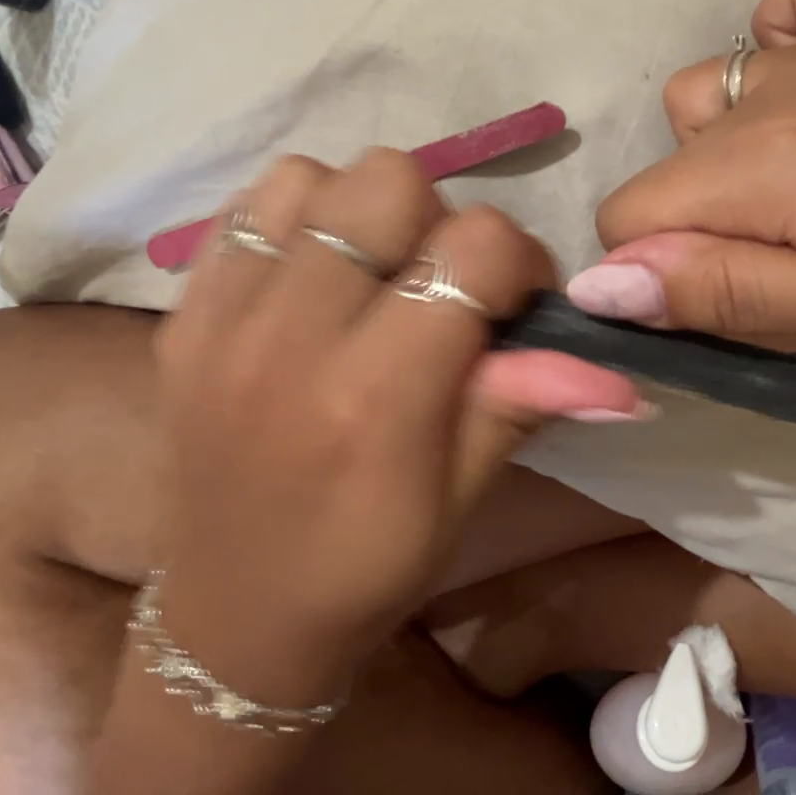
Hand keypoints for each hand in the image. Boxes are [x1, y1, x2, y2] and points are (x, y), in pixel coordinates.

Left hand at [152, 150, 640, 701]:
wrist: (234, 617)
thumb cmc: (369, 567)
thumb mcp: (464, 498)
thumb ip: (523, 403)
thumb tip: (613, 365)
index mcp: (378, 397)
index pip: (475, 247)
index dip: (519, 258)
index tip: (515, 302)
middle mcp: (292, 339)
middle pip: (388, 181)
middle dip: (438, 220)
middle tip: (438, 284)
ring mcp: (223, 320)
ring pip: (311, 178)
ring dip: (360, 213)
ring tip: (371, 277)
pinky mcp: (182, 316)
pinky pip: (245, 210)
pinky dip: (295, 222)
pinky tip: (312, 279)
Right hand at [578, 0, 795, 376]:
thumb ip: (743, 292)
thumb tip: (607, 288)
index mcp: (776, 162)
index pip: (629, 223)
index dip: (657, 290)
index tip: (736, 337)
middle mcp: (786, 90)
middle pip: (671, 179)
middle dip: (708, 255)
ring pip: (715, 113)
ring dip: (737, 186)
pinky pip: (793, 17)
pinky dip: (780, 59)